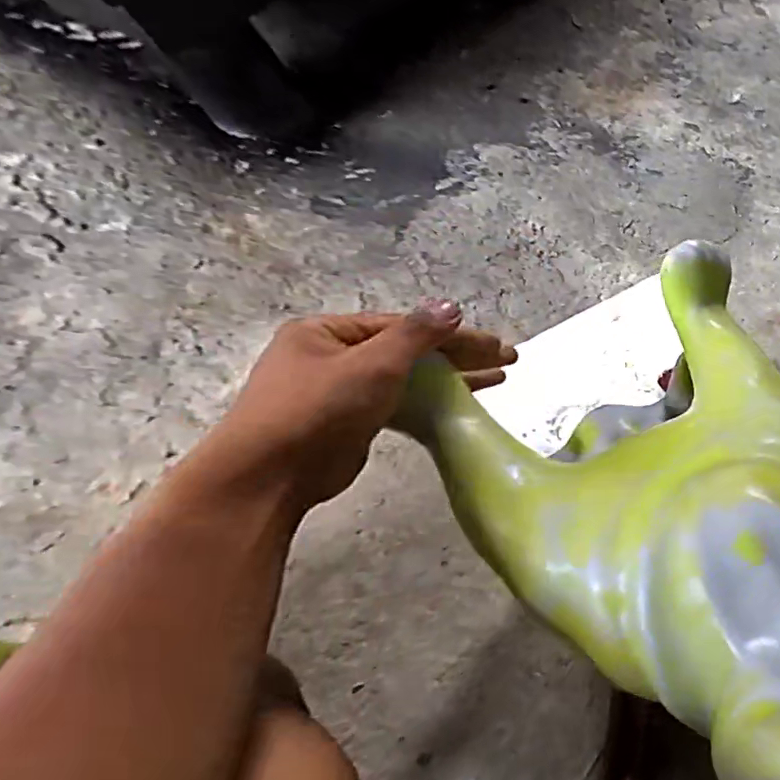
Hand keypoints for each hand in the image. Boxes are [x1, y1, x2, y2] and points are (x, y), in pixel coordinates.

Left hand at [186, 302, 516, 513]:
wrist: (273, 474)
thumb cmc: (319, 409)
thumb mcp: (372, 364)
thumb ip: (415, 335)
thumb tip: (451, 306)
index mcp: (328, 332)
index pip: (403, 326)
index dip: (454, 333)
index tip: (495, 344)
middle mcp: (333, 356)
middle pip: (409, 350)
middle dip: (460, 355)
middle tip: (506, 359)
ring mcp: (342, 391)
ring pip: (408, 378)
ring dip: (451, 379)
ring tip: (495, 380)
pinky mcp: (353, 423)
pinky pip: (400, 404)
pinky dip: (431, 402)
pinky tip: (458, 405)